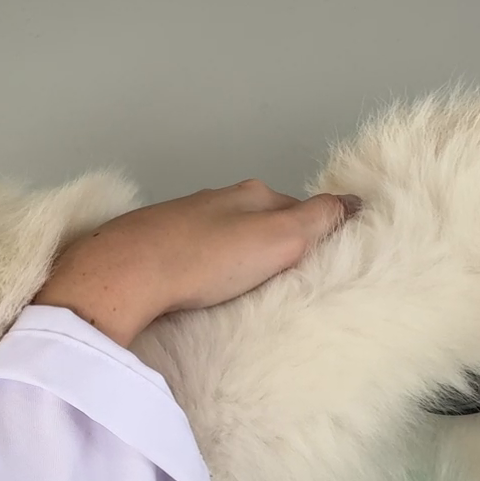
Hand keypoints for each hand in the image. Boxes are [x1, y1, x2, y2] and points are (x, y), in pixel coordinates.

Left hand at [35, 180, 357, 346]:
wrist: (127, 271)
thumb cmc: (206, 259)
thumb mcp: (278, 239)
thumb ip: (317, 219)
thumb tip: (352, 202)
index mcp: (251, 195)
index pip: (297, 207)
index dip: (310, 233)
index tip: (314, 260)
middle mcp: (215, 199)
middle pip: (256, 219)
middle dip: (268, 243)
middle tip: (277, 278)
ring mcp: (179, 219)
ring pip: (219, 234)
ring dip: (231, 254)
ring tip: (237, 285)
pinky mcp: (150, 243)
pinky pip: (187, 251)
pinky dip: (199, 264)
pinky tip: (196, 285)